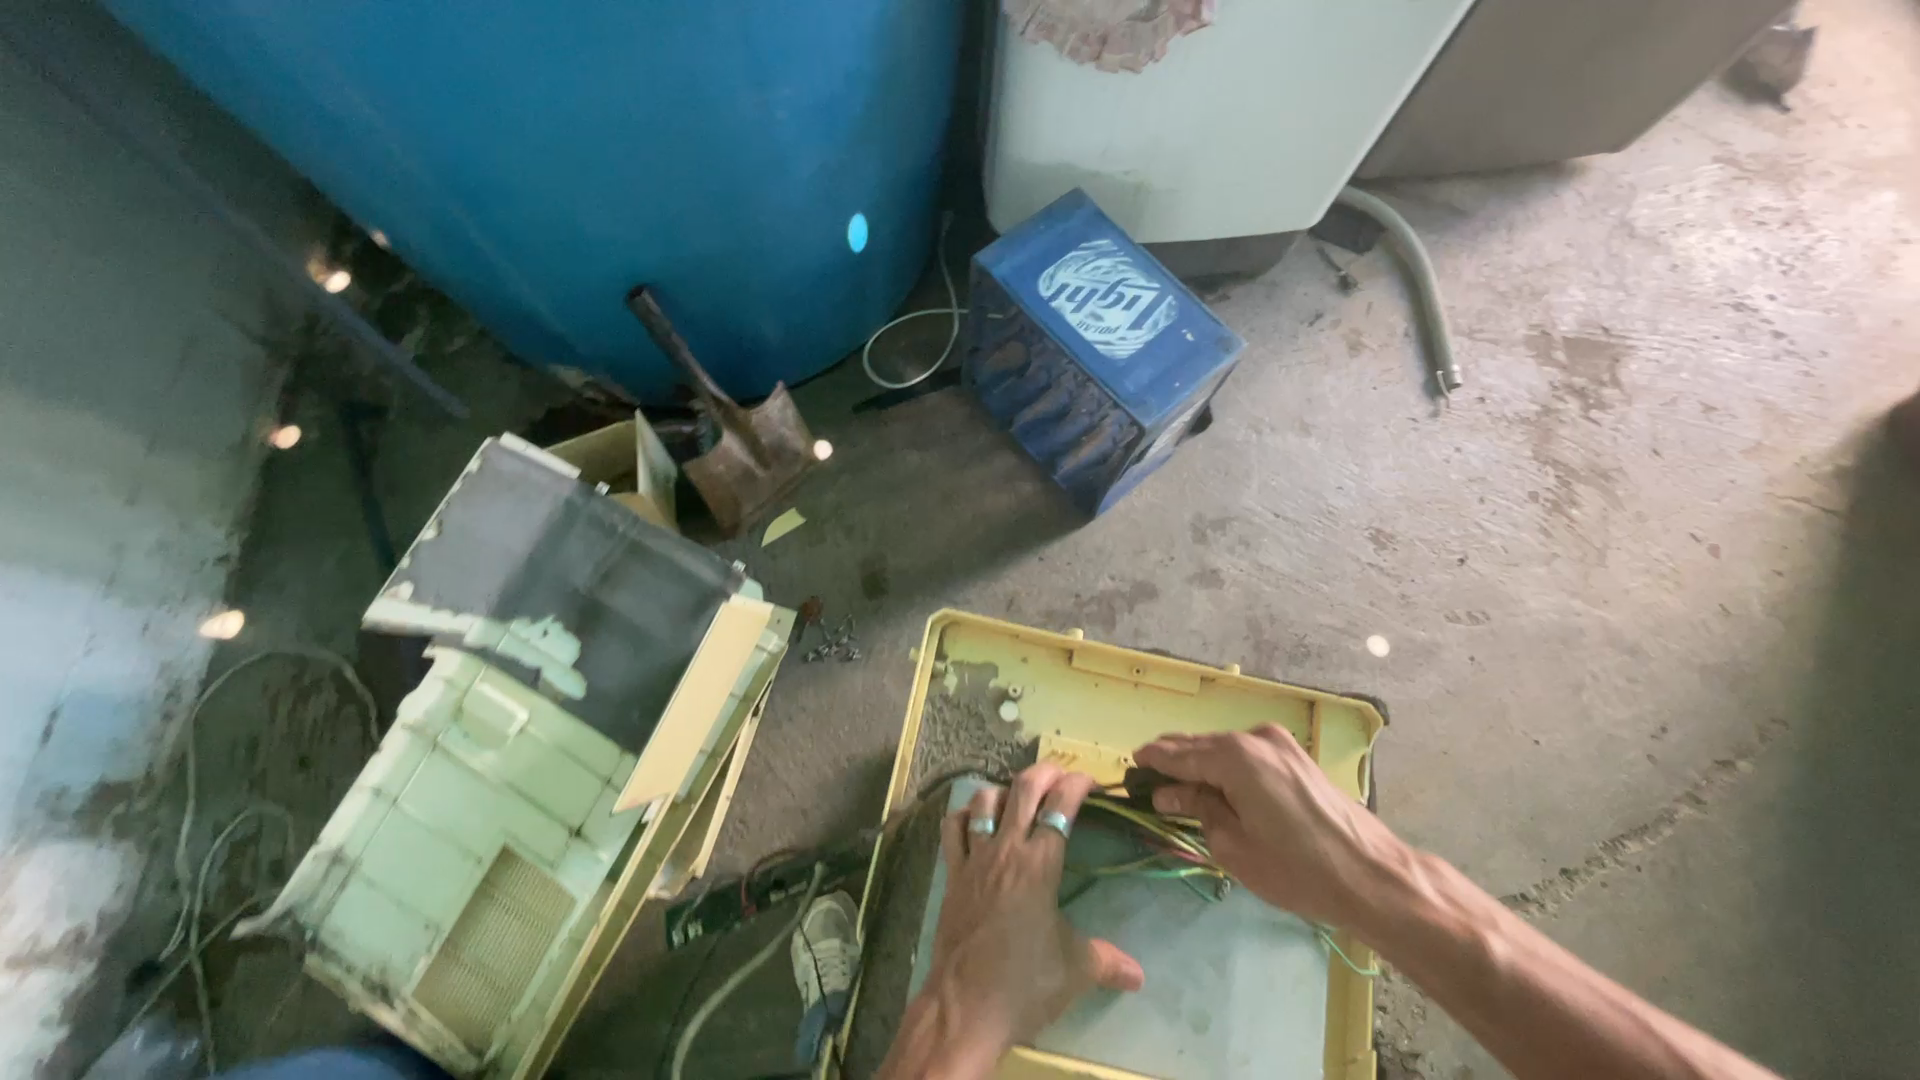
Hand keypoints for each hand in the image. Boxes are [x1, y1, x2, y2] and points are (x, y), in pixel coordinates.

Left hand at [884, 765, 1143, 1076]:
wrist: (965, 1005)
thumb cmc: (1024, 984)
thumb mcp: (1075, 971)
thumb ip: (1108, 962)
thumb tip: (1140, 975)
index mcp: (1039, 865)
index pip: (1061, 807)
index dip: (1077, 785)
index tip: (1090, 781)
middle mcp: (1005, 850)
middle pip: (1023, 790)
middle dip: (1044, 772)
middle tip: (1060, 774)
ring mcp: (973, 859)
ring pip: (985, 800)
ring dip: (1004, 790)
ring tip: (1019, 796)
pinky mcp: (952, 874)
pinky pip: (953, 829)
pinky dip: (965, 814)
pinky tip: (975, 817)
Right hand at [1135, 725, 1407, 927]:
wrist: (1373, 876)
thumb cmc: (1296, 869)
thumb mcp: (1233, 846)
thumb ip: (1197, 810)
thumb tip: (1168, 794)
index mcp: (1234, 756)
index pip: (1178, 754)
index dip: (1152, 761)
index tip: (1129, 767)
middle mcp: (1255, 738)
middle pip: (1200, 745)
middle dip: (1173, 760)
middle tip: (1149, 781)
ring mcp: (1280, 744)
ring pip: (1224, 748)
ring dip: (1201, 764)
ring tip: (1180, 787)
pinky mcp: (1297, 756)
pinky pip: (1247, 755)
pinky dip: (1226, 767)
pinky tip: (1216, 786)